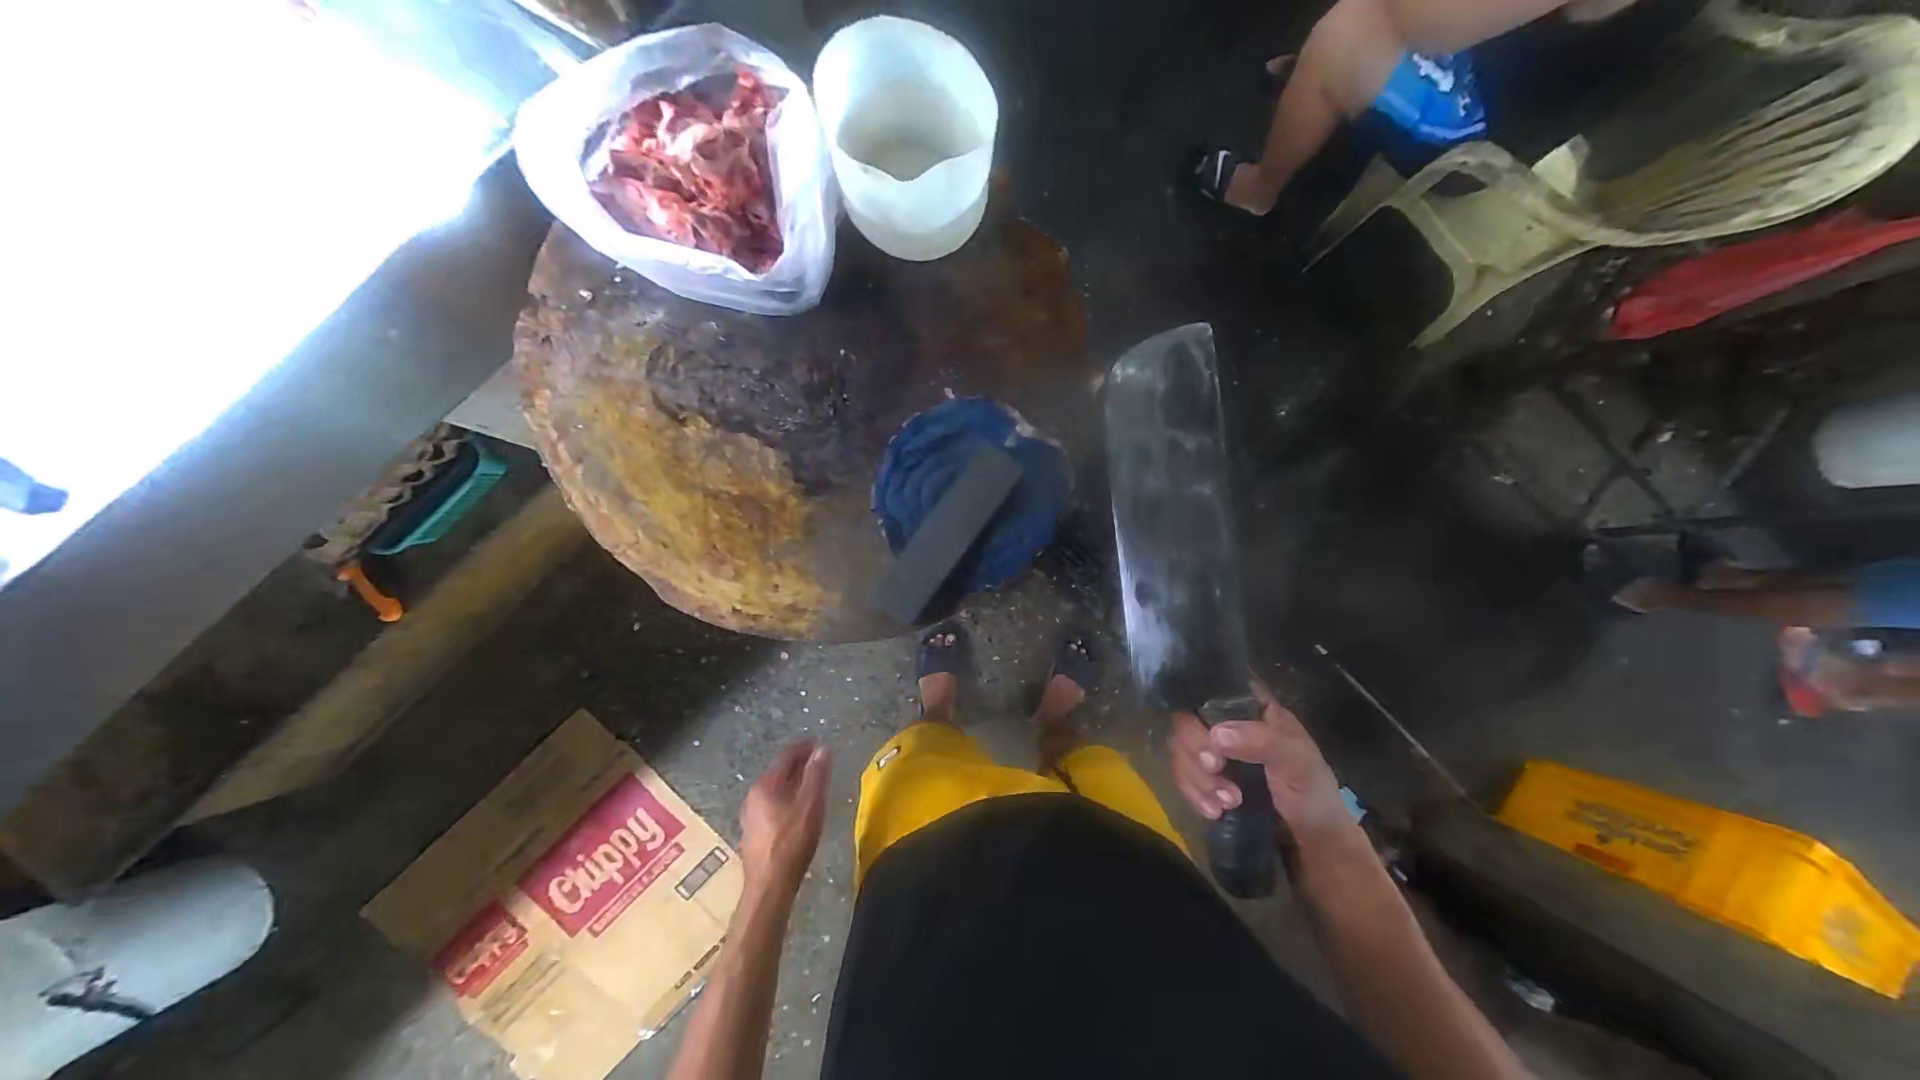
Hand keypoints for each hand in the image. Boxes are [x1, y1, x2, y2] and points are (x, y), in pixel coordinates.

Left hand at [739, 740, 830, 901]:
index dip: (803, 747)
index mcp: (765, 785)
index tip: (819, 744)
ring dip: (793, 782)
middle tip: (819, 763)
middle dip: (799, 765)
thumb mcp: (811, 805)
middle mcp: (753, 795)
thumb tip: (822, 749)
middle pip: (778, 772)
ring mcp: (750, 815)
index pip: (786, 756)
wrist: (770, 885)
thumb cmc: (792, 841)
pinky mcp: (753, 832)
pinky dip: (786, 798)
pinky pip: (771, 804)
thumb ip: (816, 775)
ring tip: (812, 784)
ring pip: (774, 789)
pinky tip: (797, 809)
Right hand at [1168, 677, 1354, 841]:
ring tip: (1226, 802)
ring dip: (1197, 778)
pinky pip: (1182, 776)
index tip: (1209, 731)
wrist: (1311, 842)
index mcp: (1252, 708)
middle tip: (1216, 769)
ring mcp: (1214, 751)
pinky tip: (1214, 811)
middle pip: (1187, 720)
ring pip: (1180, 749)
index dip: (1199, 701)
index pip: (1215, 687)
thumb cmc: (1311, 794)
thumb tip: (1216, 734)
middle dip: (1196, 750)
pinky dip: (1193, 793)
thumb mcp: (1298, 763)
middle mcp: (1228, 724)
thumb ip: (1261, 742)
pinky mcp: (1206, 778)